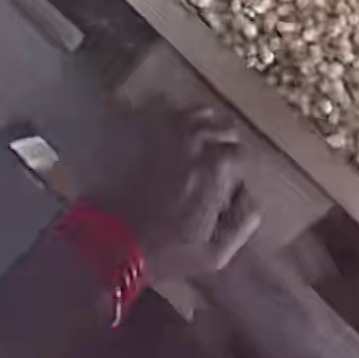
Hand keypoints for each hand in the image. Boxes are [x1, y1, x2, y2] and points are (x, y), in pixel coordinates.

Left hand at [107, 107, 263, 280]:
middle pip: (222, 125)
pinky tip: (163, 128)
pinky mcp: (135, 124)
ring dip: (199, 123)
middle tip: (211, 160)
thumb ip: (243, 224)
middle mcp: (194, 138)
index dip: (235, 169)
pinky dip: (168, 112)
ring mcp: (163, 127)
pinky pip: (160, 103)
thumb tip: (253, 198)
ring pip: (195, 110)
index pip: (239, 154)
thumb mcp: (214, 254)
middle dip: (222, 141)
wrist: (105, 241)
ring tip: (191, 141)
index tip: (227, 183)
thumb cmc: (161, 252)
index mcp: (216, 166)